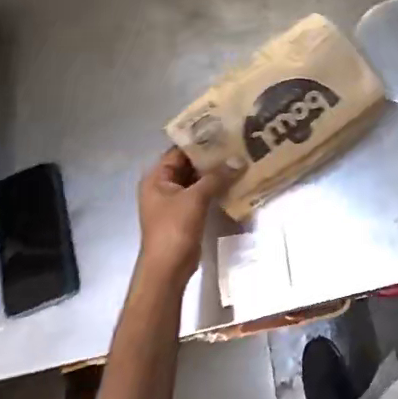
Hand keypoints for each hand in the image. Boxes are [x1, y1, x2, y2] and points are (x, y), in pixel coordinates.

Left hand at [136, 148, 238, 286]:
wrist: (168, 268)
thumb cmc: (174, 228)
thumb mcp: (195, 199)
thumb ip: (216, 178)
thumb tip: (239, 160)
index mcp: (157, 177)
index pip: (178, 151)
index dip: (199, 141)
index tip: (222, 130)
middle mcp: (164, 186)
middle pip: (189, 165)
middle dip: (211, 157)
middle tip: (237, 143)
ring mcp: (175, 201)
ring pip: (198, 180)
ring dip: (216, 173)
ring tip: (240, 158)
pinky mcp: (187, 214)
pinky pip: (203, 195)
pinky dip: (216, 188)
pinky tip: (236, 181)